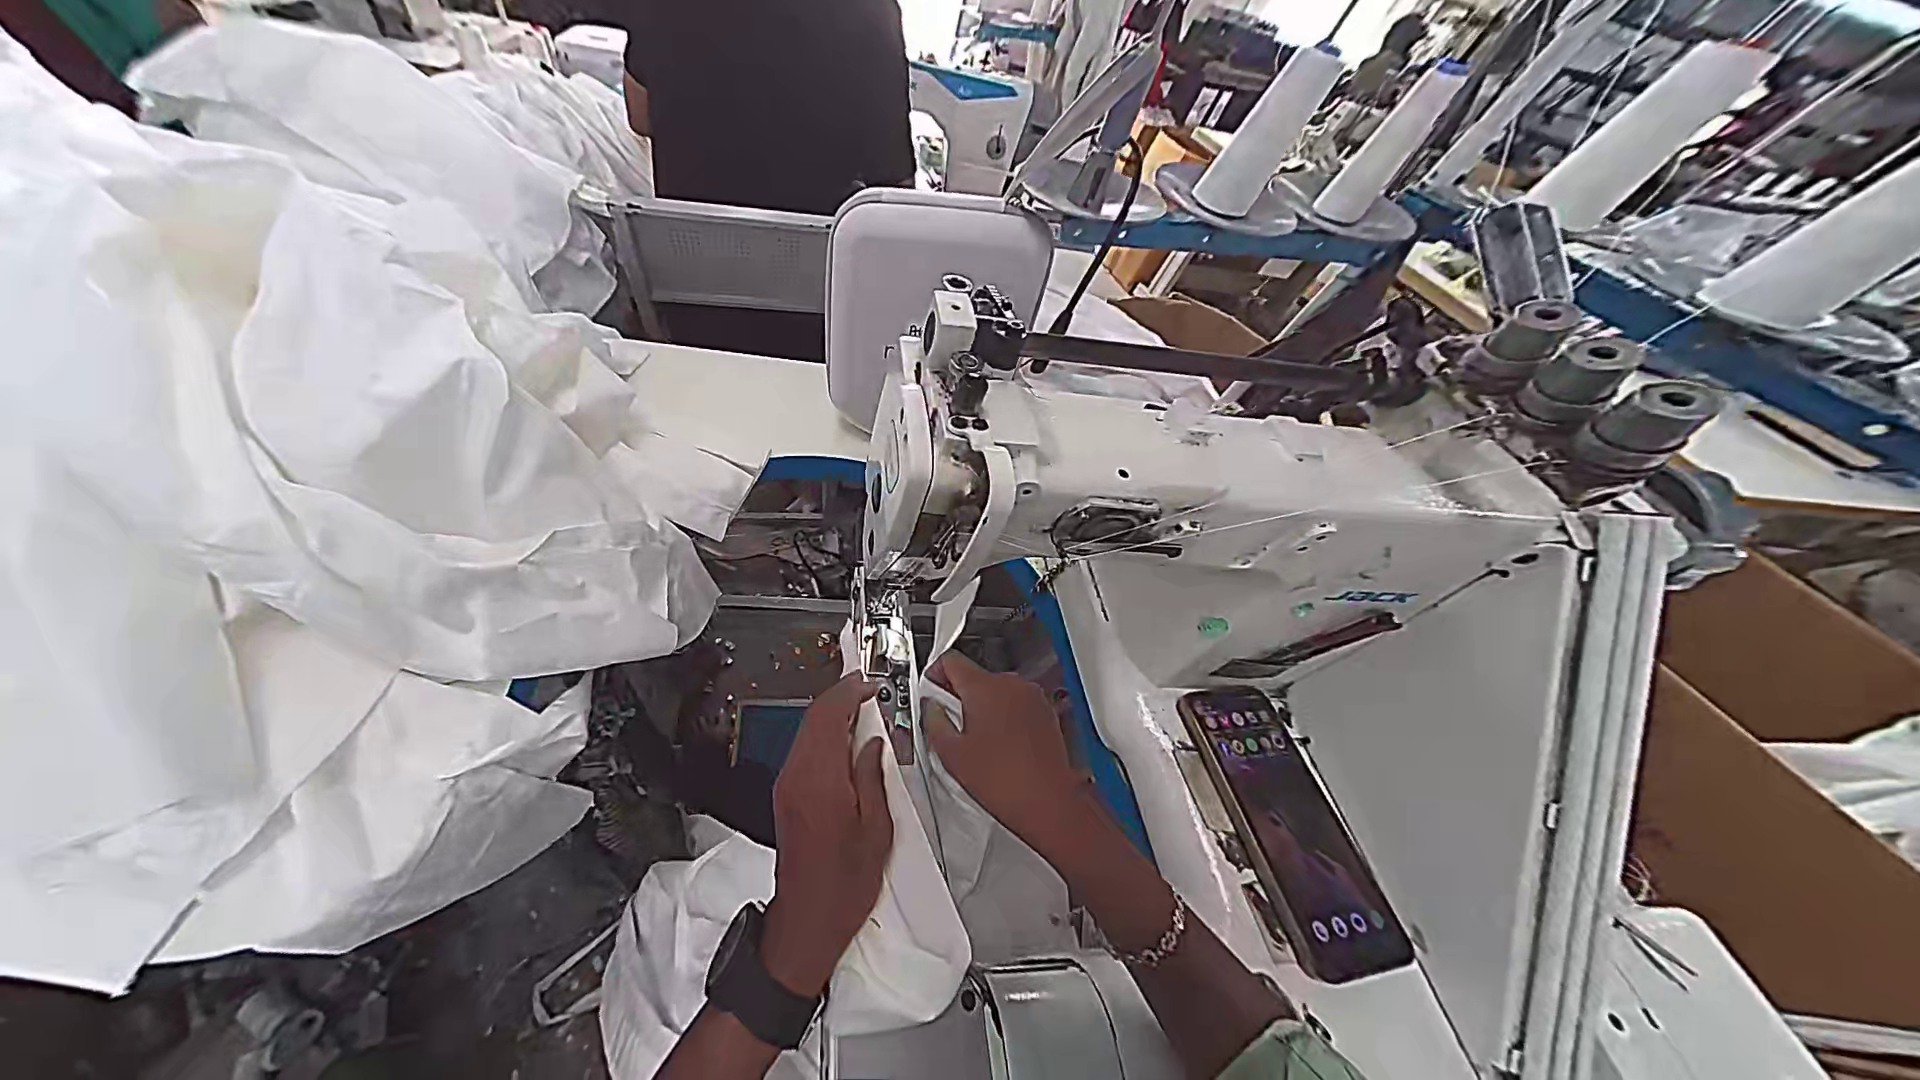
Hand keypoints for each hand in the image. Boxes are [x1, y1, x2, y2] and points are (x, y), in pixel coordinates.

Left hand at [764, 674, 891, 997]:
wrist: (806, 922)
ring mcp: (787, 786)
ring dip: (832, 714)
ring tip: (863, 713)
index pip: (829, 715)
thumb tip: (874, 745)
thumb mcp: (877, 829)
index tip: (869, 685)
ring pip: (807, 730)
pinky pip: (804, 749)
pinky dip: (825, 734)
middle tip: (867, 691)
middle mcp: (797, 777)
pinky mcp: (786, 795)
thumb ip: (874, 777)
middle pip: (814, 717)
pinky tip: (846, 742)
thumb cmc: (843, 885)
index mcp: (821, 780)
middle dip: (840, 697)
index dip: (849, 692)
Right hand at [925, 652, 1088, 857]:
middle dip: (958, 696)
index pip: (950, 660)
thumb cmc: (1005, 781)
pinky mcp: (1045, 710)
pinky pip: (1016, 702)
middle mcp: (1010, 684)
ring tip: (978, 742)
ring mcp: (1031, 696)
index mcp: (984, 687)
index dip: (934, 674)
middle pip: (974, 676)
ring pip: (996, 690)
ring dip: (983, 706)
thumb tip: (930, 708)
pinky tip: (999, 745)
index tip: (930, 690)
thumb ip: (933, 720)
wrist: (1048, 801)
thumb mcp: (951, 753)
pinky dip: (1005, 715)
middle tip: (950, 725)